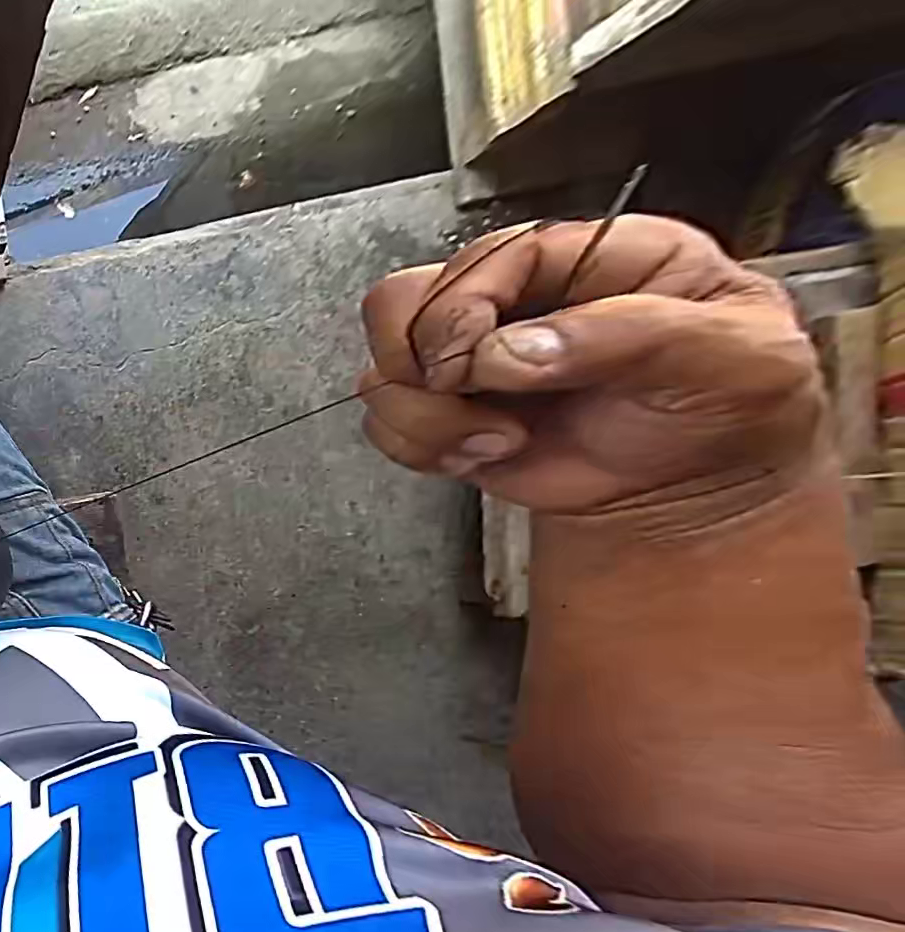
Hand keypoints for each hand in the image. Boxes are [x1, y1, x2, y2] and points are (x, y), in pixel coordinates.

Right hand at [358, 215, 827, 539]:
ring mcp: (461, 361)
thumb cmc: (717, 416)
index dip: (457, 307)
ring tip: (497, 438)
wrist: (676, 493)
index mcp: (584, 261)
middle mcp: (508, 303)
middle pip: (398, 303)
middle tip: (465, 392)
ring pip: (381, 372)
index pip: (480, 258)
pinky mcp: (433, 410)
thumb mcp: (732, 359)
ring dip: (426, 418)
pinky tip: (476, 454)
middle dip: (420, 360)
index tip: (469, 360)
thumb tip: (503, 353)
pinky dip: (418, 448)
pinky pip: (380, 423)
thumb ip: (629, 338)